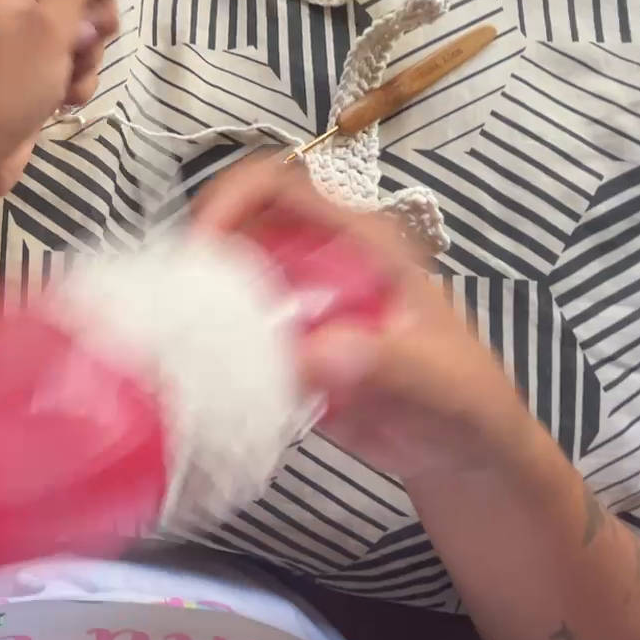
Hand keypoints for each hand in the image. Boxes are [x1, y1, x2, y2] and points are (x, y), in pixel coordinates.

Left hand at [0, 0, 121, 204]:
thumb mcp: (49, 25)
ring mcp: (31, 43)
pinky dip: (76, 83)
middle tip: (81, 45)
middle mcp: (23, 5)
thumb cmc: (6, 85)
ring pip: (86, 36)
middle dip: (94, 26)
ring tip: (64, 82)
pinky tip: (62, 102)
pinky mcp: (38, 75)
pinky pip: (75, 66)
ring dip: (86, 61)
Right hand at [192, 156, 542, 483]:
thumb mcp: (440, 379)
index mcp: (358, 240)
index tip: (203, 242)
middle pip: (237, 226)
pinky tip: (196, 369)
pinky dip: (208, 343)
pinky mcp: (280, 342)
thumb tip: (314, 354)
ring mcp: (295, 301)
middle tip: (174, 299)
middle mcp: (317, 258)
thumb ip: (388, 364)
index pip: (282, 187)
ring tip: (175, 336)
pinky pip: (230, 330)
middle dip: (199, 252)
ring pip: (226, 277)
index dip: (233, 197)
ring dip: (196, 298)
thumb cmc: (465, 400)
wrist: (462, 452)